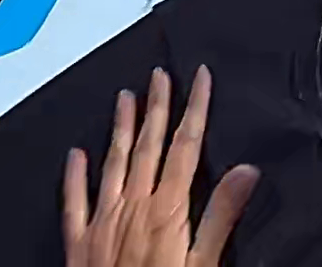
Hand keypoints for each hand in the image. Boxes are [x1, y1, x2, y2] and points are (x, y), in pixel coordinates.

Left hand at [63, 67, 259, 266]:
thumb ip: (221, 217)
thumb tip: (248, 168)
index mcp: (165, 210)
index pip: (185, 145)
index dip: (195, 106)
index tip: (201, 76)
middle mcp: (132, 208)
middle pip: (148, 145)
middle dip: (157, 105)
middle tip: (159, 73)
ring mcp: (101, 226)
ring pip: (113, 163)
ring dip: (121, 128)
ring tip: (124, 97)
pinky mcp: (77, 248)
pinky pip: (73, 205)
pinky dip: (74, 177)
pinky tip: (75, 154)